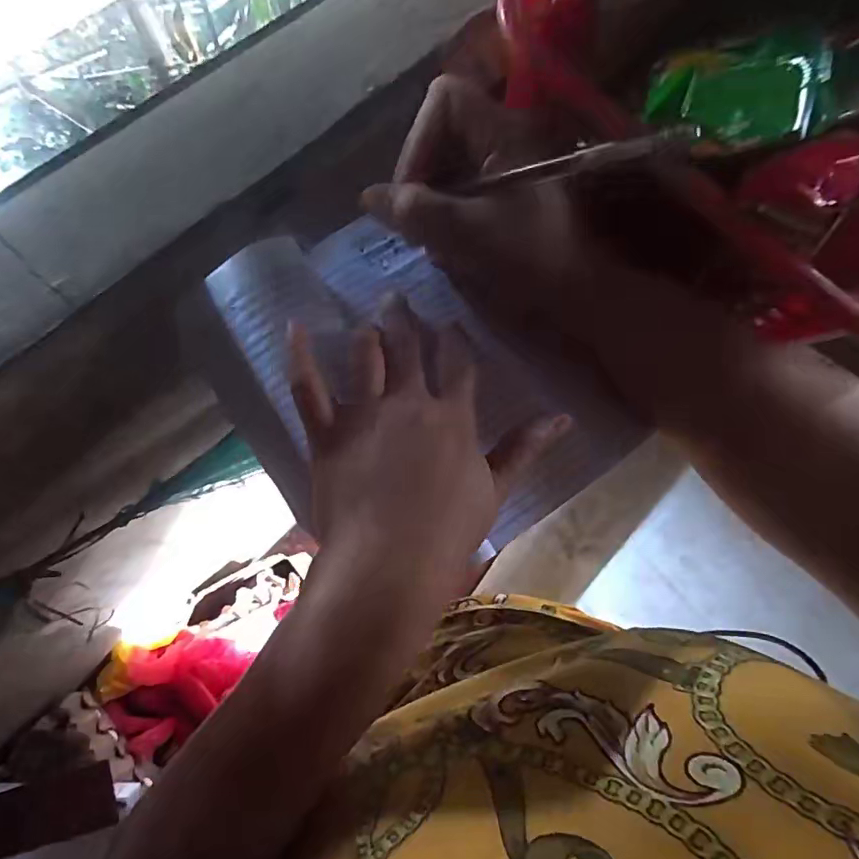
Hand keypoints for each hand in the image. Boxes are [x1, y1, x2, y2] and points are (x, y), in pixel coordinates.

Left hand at [288, 296, 566, 588]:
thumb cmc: (447, 533)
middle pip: (410, 351)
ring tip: (368, 322)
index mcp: (453, 418)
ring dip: (369, 335)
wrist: (390, 560)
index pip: (459, 366)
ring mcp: (365, 415)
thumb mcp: (494, 490)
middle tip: (398, 299)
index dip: (455, 341)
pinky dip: (300, 356)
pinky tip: (295, 327)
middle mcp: (409, 404)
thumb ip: (522, 449)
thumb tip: (563, 417)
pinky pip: (308, 388)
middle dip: (406, 321)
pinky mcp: (327, 434)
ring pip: (366, 358)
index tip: (450, 324)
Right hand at [361, 75, 766, 427]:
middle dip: (422, 180)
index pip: (443, 101)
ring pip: (451, 164)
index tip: (413, 196)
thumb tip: (368, 197)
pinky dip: (452, 214)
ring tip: (437, 243)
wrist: (585, 291)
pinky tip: (454, 248)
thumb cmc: (532, 258)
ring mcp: (511, 162)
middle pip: (442, 133)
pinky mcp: (513, 189)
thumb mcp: (466, 234)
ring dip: (434, 202)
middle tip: (419, 226)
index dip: (417, 144)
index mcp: (503, 131)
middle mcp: (507, 135)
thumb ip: (415, 212)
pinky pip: (466, 187)